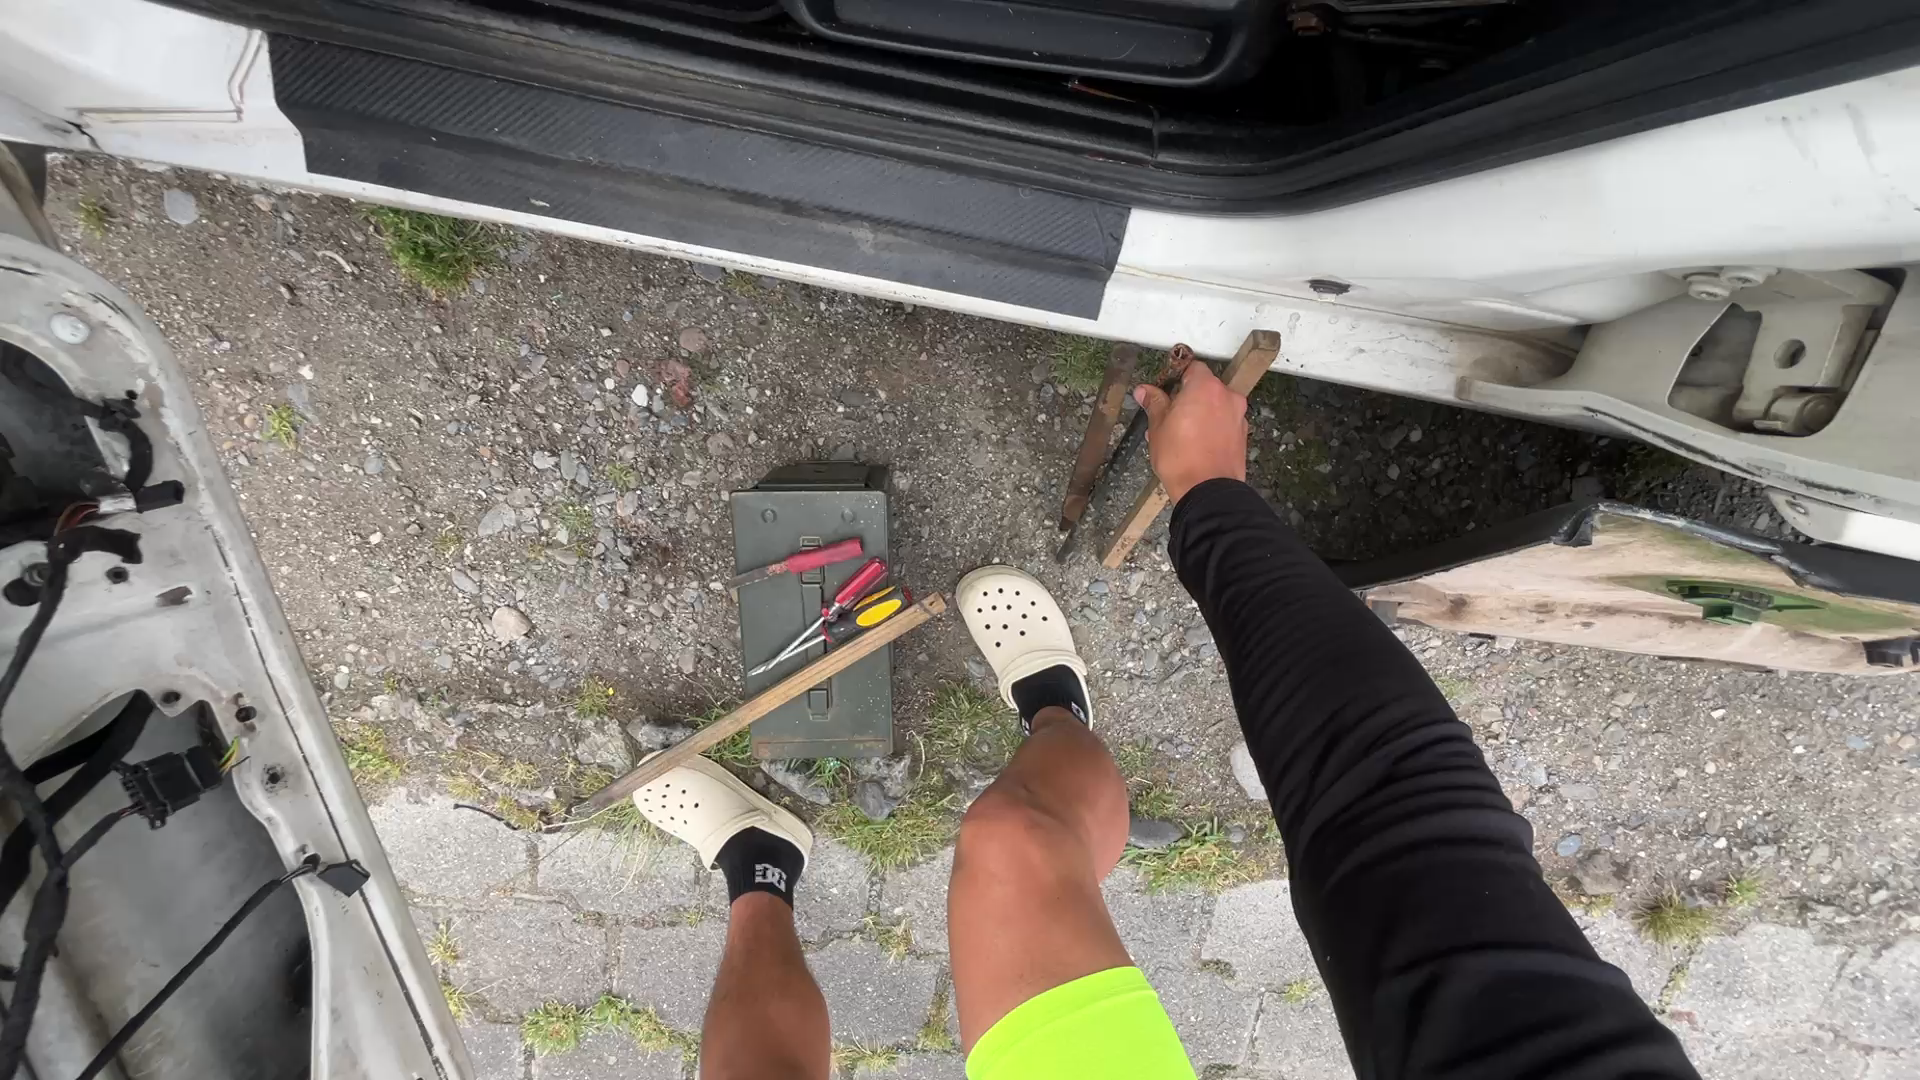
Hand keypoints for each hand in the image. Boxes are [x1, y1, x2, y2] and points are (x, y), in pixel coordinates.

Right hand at [1134, 358, 1247, 503]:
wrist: (1207, 490)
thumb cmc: (1181, 458)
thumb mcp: (1158, 427)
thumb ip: (1154, 404)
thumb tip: (1145, 391)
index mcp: (1205, 387)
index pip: (1192, 368)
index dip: (1176, 377)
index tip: (1164, 389)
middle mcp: (1227, 397)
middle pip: (1205, 388)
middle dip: (1186, 398)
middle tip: (1167, 415)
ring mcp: (1237, 416)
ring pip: (1214, 407)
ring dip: (1198, 414)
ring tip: (1178, 435)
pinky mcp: (1241, 435)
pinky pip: (1223, 423)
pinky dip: (1210, 428)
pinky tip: (1194, 445)